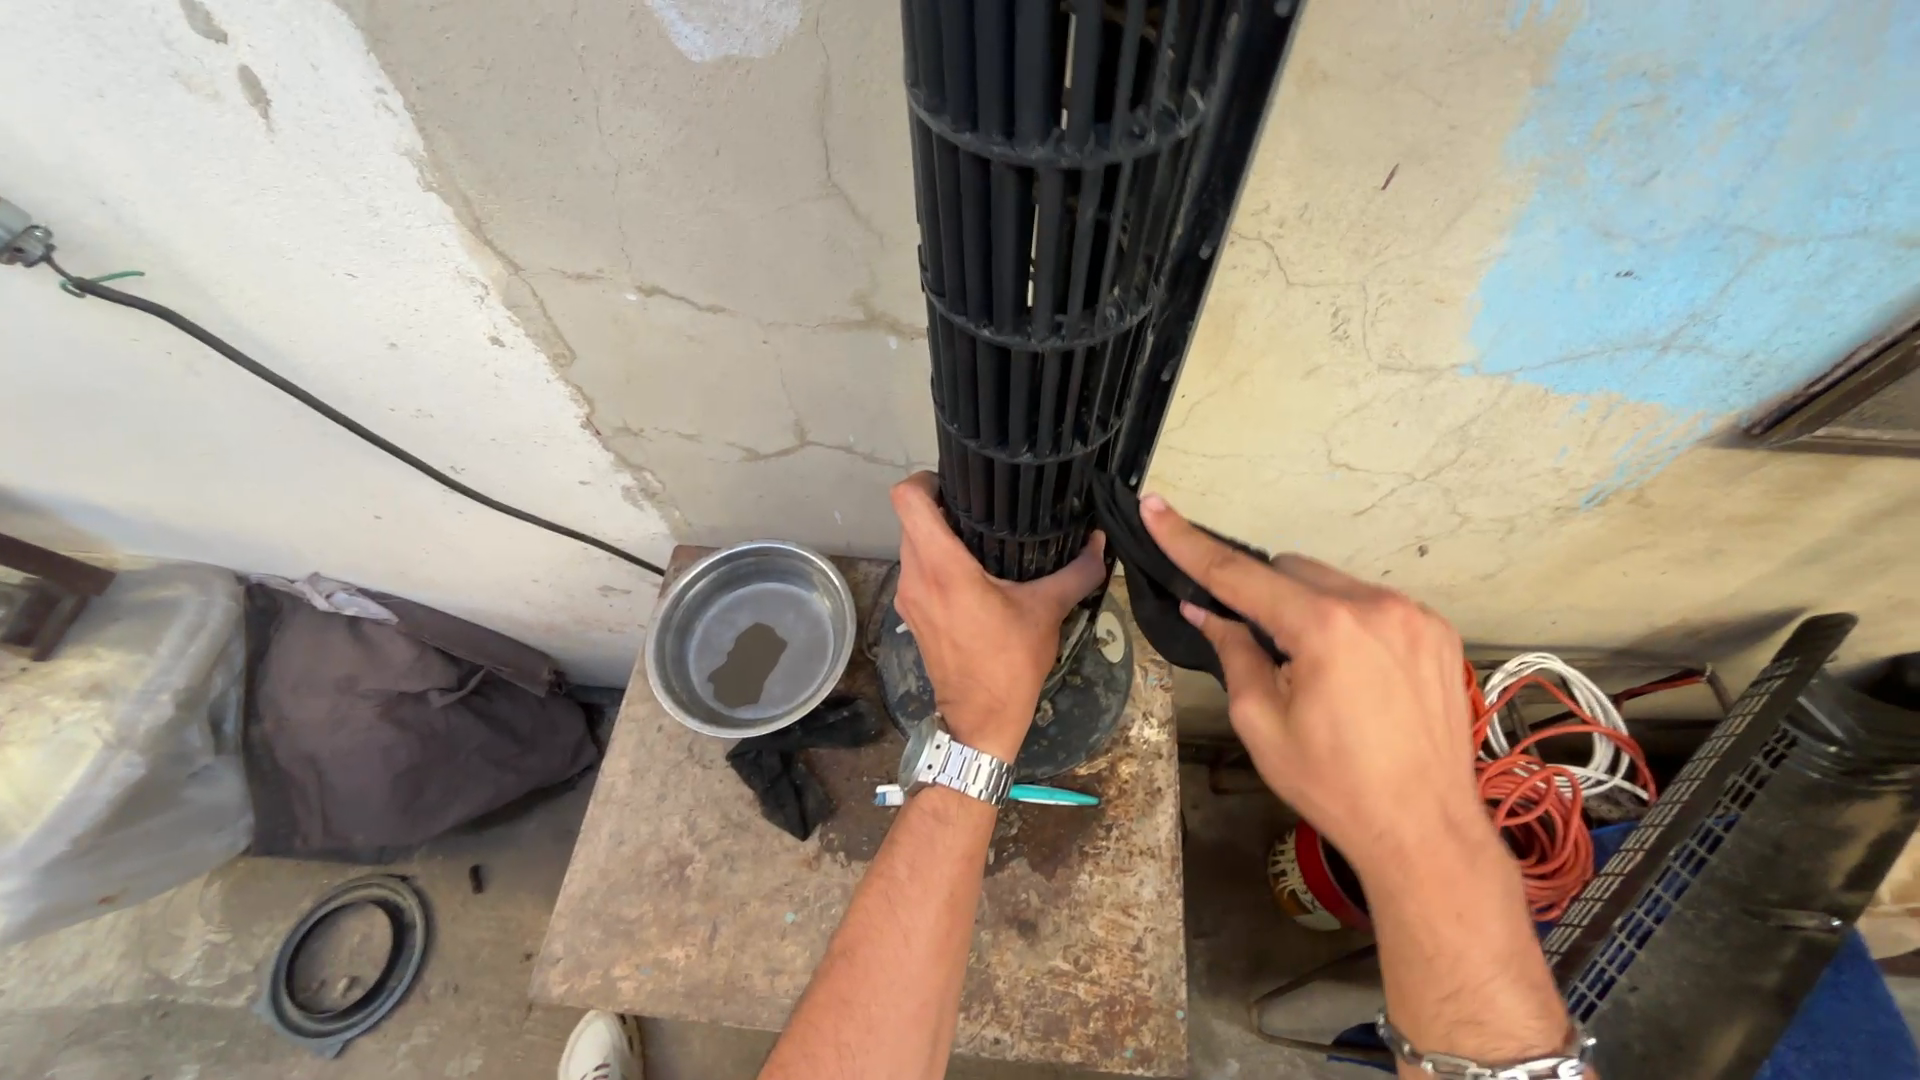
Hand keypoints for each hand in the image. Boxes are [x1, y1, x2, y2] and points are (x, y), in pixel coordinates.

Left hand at [889, 472, 1107, 760]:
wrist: (981, 719)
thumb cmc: (1010, 661)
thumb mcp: (1047, 611)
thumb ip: (1076, 572)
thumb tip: (1100, 543)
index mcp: (943, 567)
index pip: (908, 499)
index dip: (926, 479)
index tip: (957, 481)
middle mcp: (915, 575)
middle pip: (910, 519)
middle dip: (940, 507)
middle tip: (980, 506)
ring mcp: (908, 596)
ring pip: (911, 546)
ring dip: (937, 536)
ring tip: (979, 537)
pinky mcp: (910, 614)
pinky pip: (916, 571)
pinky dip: (935, 562)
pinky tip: (971, 572)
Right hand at [1139, 494, 1490, 878]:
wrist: (1425, 831)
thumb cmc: (1332, 785)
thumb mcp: (1260, 722)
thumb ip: (1233, 652)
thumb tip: (1206, 610)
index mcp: (1323, 629)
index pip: (1238, 574)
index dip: (1188, 542)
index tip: (1154, 508)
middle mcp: (1374, 606)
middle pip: (1289, 569)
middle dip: (1260, 593)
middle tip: (1257, 645)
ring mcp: (1413, 615)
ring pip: (1332, 582)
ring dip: (1304, 606)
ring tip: (1311, 668)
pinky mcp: (1436, 631)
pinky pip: (1371, 602)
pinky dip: (1344, 620)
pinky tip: (1350, 671)